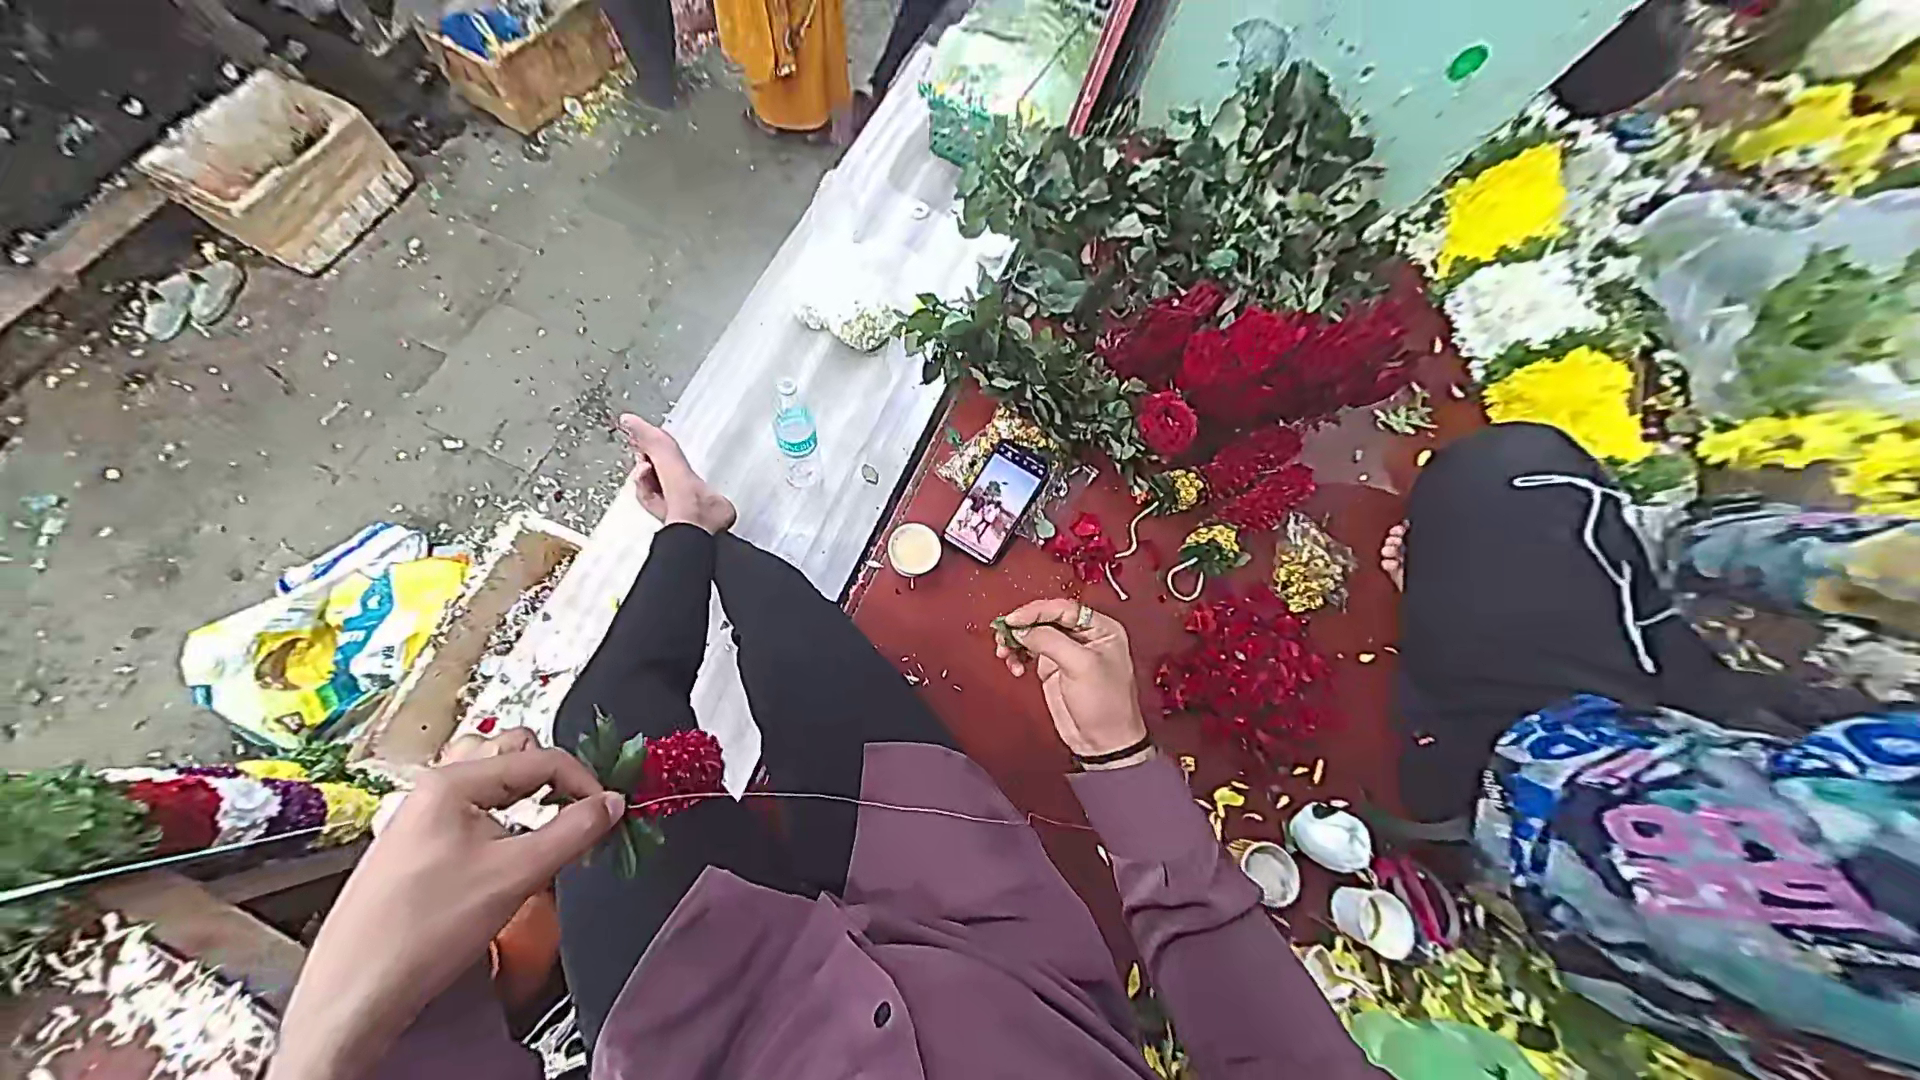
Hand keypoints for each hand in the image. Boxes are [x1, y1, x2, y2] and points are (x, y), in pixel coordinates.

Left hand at [270, 741, 623, 1079]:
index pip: (542, 759)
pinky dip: (505, 808)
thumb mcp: (518, 875)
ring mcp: (420, 815)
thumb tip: (613, 803)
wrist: (348, 1006)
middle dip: (554, 775)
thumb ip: (576, 830)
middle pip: (514, 753)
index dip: (584, 781)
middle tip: (576, 806)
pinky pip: (474, 804)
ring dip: (527, 786)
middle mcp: (433, 788)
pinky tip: (512, 840)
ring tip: (547, 813)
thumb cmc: (425, 933)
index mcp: (452, 782)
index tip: (606, 811)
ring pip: (491, 775)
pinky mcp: (417, 843)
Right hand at [996, 599, 1148, 760]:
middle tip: (1005, 635)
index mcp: (1100, 629)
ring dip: (1016, 640)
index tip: (1014, 620)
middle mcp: (1083, 636)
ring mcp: (1066, 651)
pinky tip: (1014, 665)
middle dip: (1022, 626)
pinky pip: (1029, 651)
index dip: (1036, 611)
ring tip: (1005, 652)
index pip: (1063, 608)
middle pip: (1045, 618)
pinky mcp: (1052, 667)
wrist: (1103, 742)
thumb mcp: (1081, 666)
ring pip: (1034, 634)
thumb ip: (1050, 641)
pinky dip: (1017, 655)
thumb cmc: (1107, 704)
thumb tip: (1022, 629)